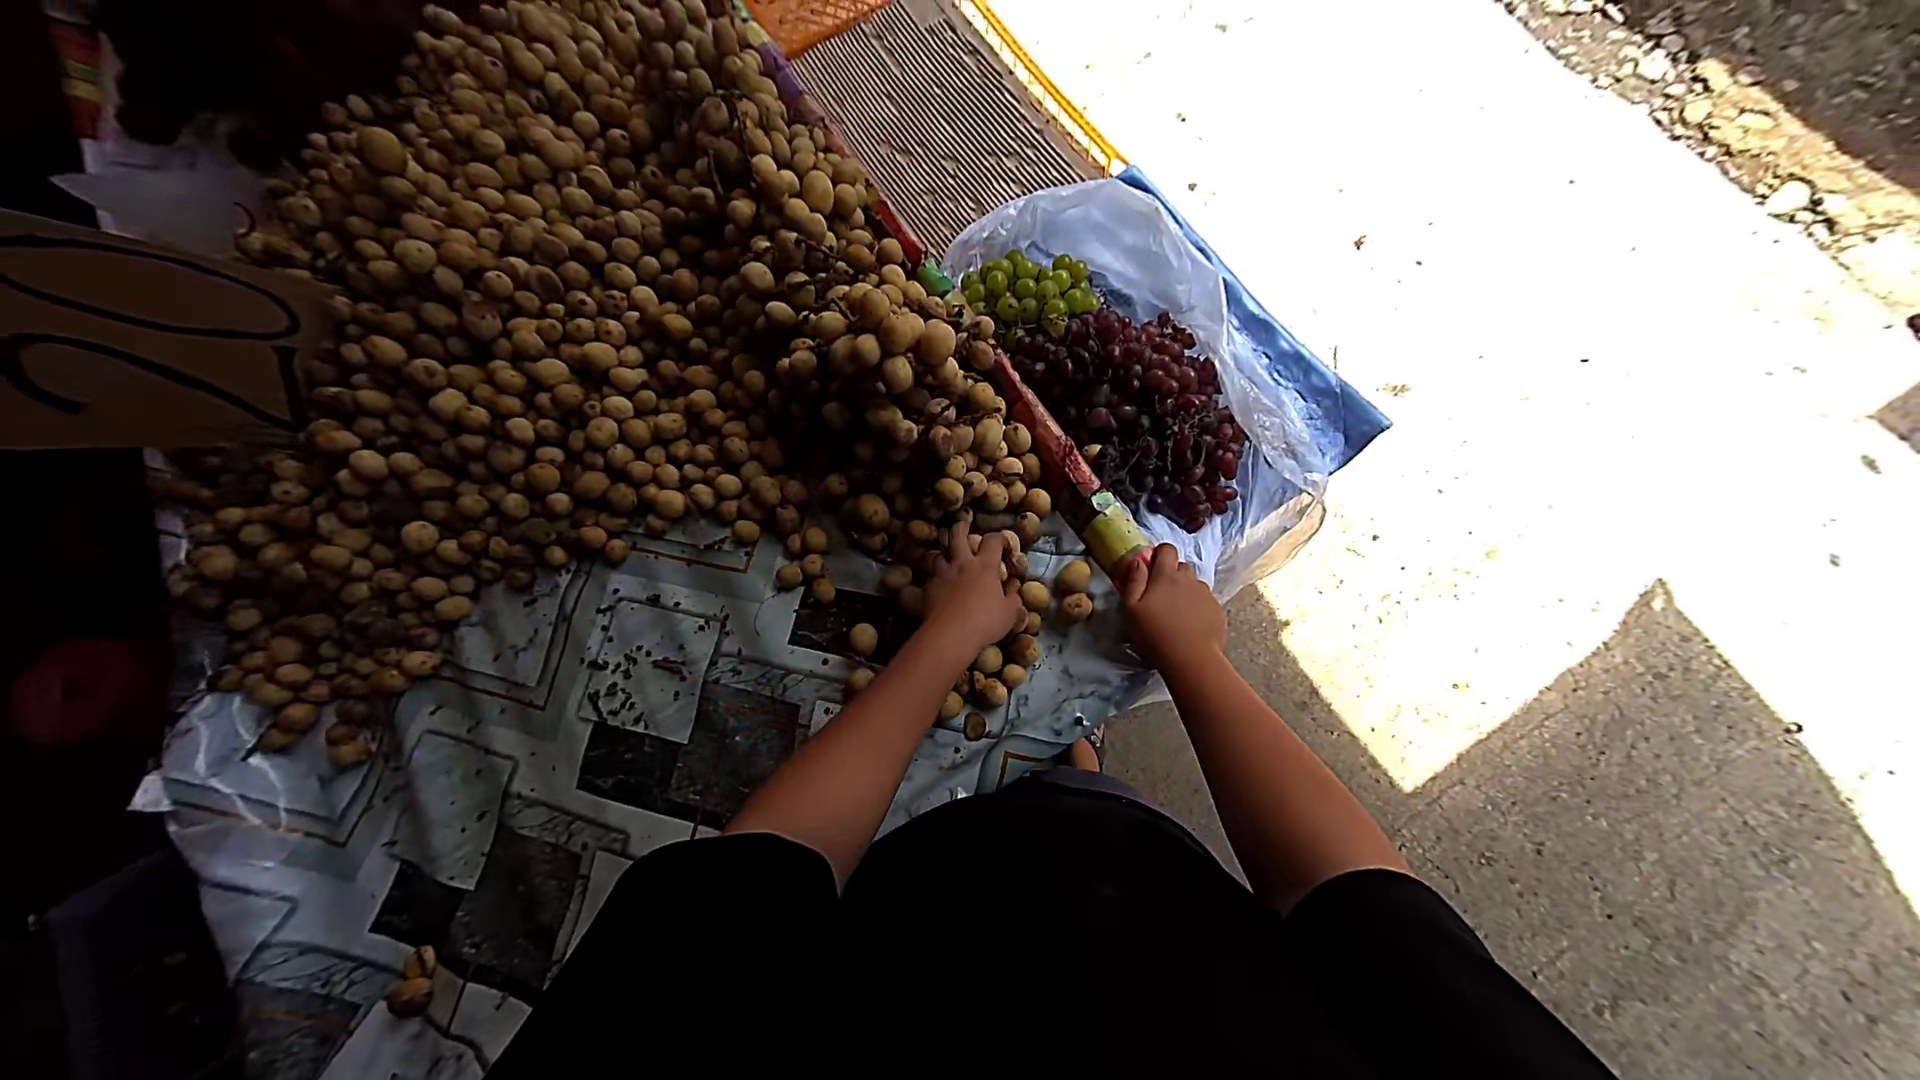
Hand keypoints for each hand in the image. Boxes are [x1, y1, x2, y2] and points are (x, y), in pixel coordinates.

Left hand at [921, 521, 1024, 657]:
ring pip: (938, 554)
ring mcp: (942, 575)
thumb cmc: (985, 622)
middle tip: (964, 526)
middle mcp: (962, 564)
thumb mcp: (1008, 613)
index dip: (999, 537)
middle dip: (961, 528)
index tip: (1003, 543)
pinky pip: (930, 576)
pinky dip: (935, 577)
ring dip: (943, 554)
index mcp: (985, 567)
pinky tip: (938, 584)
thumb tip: (1013, 587)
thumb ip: (1012, 598)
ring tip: (947, 558)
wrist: (950, 635)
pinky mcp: (928, 588)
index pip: (993, 541)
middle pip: (957, 535)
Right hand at [1121, 544, 1226, 670]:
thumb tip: (1139, 561)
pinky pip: (1204, 600)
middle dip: (1170, 574)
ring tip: (1176, 612)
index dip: (1159, 554)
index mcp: (1166, 576)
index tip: (1151, 568)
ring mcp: (1206, 594)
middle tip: (1160, 595)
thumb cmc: (1155, 635)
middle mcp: (1189, 579)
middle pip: (1181, 566)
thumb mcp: (1131, 609)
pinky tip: (1189, 623)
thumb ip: (1134, 581)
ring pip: (1193, 584)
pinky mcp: (1217, 610)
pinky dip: (1196, 606)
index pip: (1167, 549)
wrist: (1192, 659)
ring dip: (1184, 590)